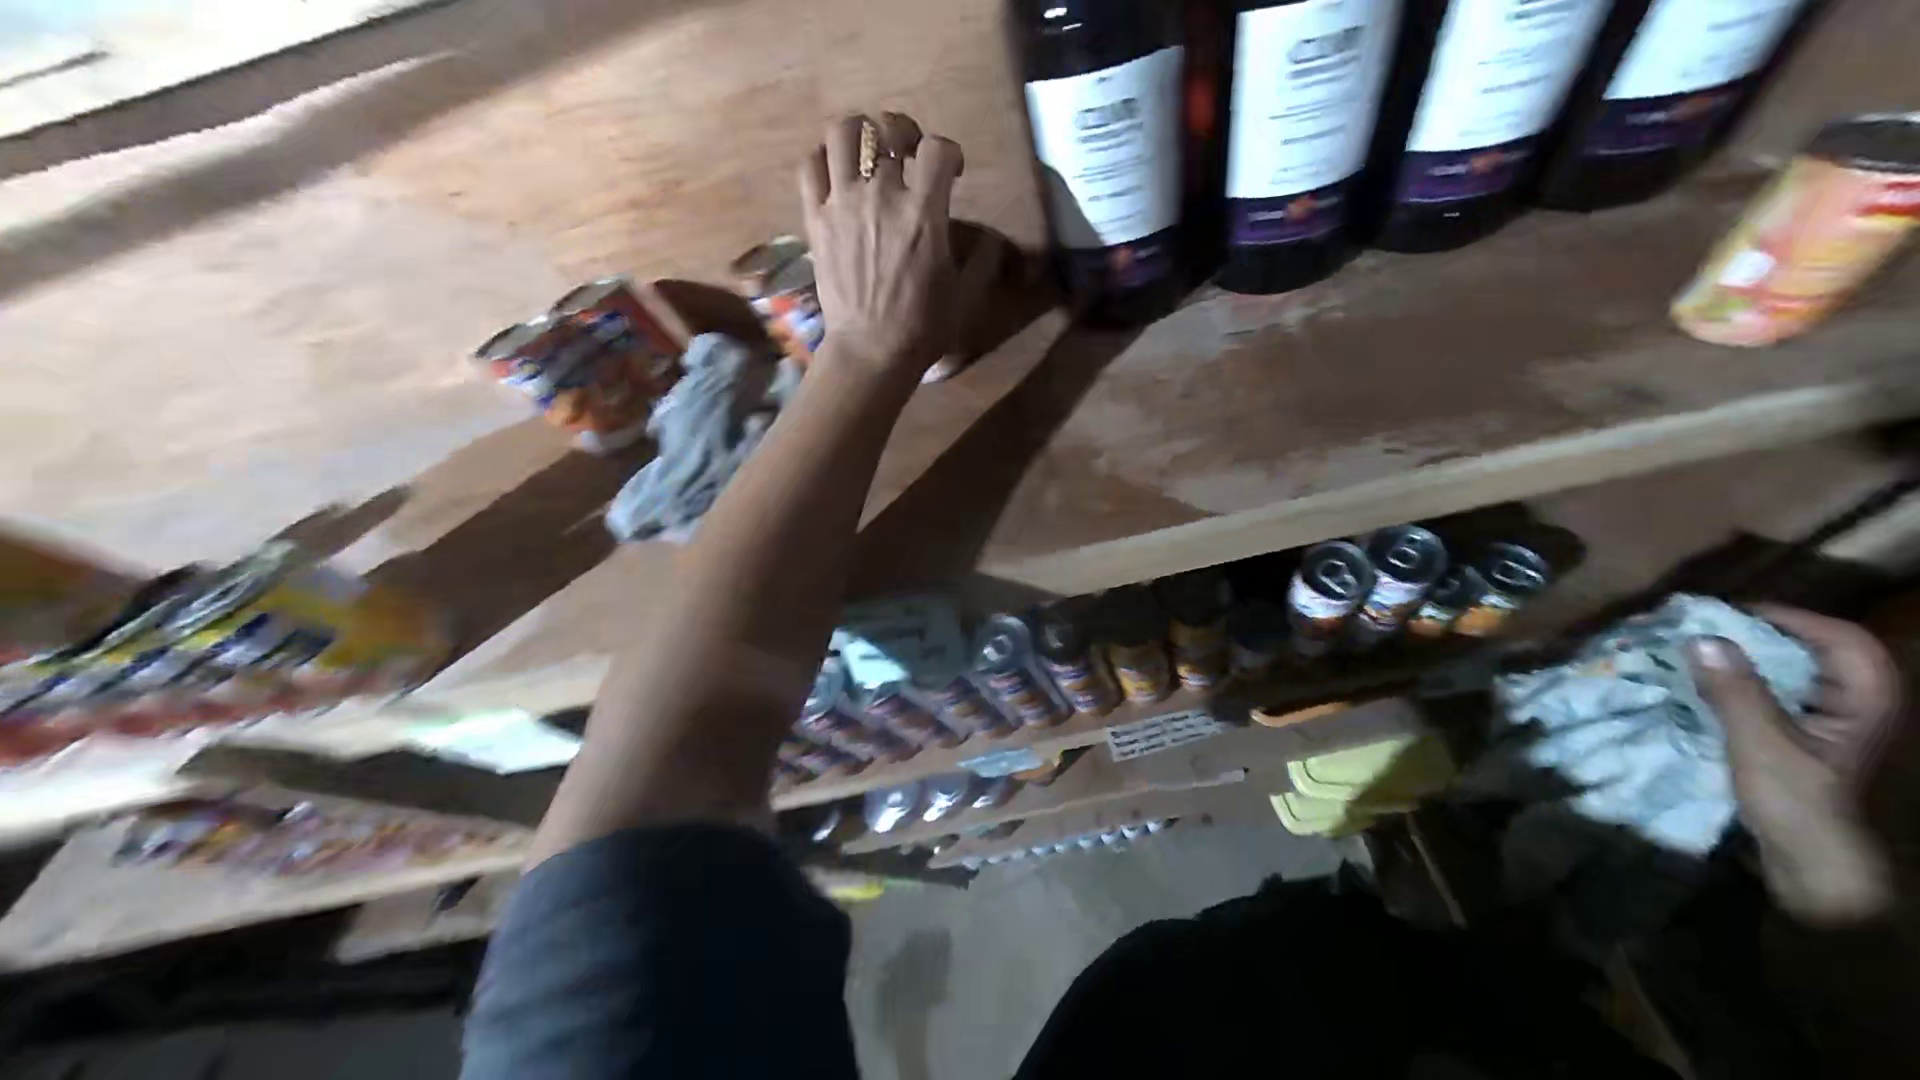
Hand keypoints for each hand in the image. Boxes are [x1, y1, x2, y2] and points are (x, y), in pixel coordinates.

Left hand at [799, 112, 963, 378]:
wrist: (871, 351)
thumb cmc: (922, 327)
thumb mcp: (965, 294)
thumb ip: (982, 260)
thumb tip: (995, 241)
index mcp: (923, 213)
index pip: (938, 148)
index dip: (950, 153)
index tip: (952, 174)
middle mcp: (881, 196)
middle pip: (888, 129)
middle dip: (905, 133)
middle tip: (909, 154)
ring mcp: (842, 204)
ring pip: (844, 133)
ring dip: (861, 133)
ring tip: (869, 152)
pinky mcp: (816, 220)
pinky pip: (811, 166)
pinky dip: (824, 159)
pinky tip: (837, 174)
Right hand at [1689, 604, 1902, 923]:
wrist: (1812, 864)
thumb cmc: (1797, 803)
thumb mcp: (1761, 745)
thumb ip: (1734, 691)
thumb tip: (1704, 637)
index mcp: (1865, 705)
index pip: (1846, 642)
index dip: (1793, 619)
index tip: (1731, 613)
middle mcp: (1853, 707)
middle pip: (1819, 652)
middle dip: (1761, 634)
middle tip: (1702, 626)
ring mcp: (1825, 723)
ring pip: (1793, 671)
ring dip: (1745, 656)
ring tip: (1694, 649)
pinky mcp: (1796, 736)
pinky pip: (1771, 692)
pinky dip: (1738, 679)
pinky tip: (1702, 681)